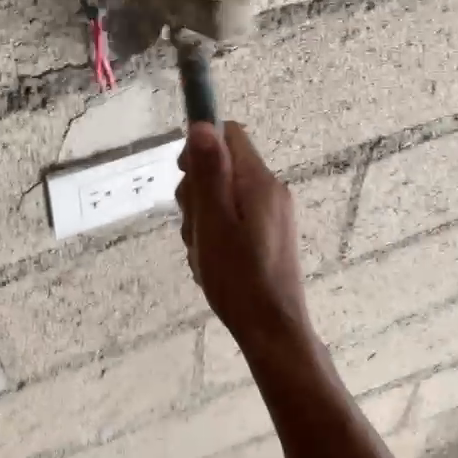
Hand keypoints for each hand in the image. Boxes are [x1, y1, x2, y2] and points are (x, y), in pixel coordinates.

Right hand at [177, 121, 313, 354]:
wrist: (272, 333)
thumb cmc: (238, 277)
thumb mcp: (214, 221)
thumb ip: (208, 171)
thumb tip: (201, 124)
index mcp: (258, 181)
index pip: (229, 134)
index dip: (200, 146)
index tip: (185, 176)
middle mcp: (270, 190)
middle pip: (223, 165)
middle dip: (197, 190)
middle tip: (193, 225)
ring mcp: (272, 214)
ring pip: (224, 194)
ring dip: (203, 216)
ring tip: (202, 250)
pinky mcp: (269, 235)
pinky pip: (233, 217)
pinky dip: (216, 232)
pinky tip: (212, 260)